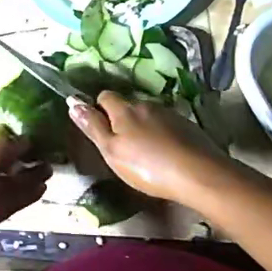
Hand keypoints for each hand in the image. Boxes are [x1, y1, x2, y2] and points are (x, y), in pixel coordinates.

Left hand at [0, 132, 49, 264]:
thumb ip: (2, 149)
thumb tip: (22, 138)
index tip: (17, 129)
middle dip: (18, 155)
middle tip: (43, 150)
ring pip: (6, 181)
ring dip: (26, 175)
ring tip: (50, 168)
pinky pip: (10, 199)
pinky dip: (25, 194)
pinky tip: (43, 188)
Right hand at [70, 92, 237, 205]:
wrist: (199, 174)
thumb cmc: (147, 167)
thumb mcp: (112, 151)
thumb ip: (92, 126)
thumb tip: (72, 102)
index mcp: (124, 109)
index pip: (105, 96)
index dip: (99, 108)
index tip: (99, 126)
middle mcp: (146, 104)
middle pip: (128, 105)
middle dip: (122, 118)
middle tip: (121, 144)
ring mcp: (170, 114)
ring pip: (148, 115)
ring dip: (143, 127)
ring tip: (145, 152)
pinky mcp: (188, 126)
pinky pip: (167, 125)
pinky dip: (162, 134)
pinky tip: (165, 154)